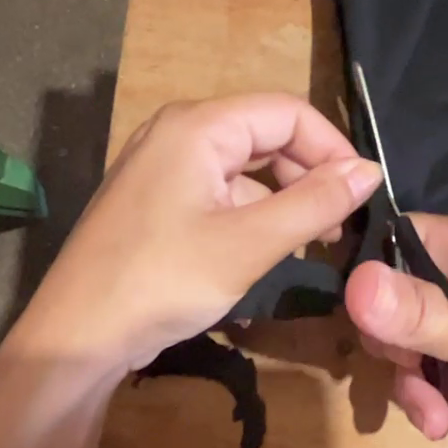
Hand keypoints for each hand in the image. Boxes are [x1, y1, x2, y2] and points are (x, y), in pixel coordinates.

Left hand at [18, 94, 382, 371]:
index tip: (365, 194)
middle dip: (309, 174)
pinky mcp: (157, 200)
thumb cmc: (163, 281)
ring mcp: (163, 167)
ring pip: (244, 168)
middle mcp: (178, 133)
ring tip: (313, 243)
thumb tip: (370, 170)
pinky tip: (268, 250)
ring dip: (284, 199)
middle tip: (341, 225)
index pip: (288, 112)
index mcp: (198, 126)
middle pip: (266, 135)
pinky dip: (251, 214)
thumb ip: (314, 203)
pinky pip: (219, 192)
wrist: (78, 335)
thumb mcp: (249, 244)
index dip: (333, 148)